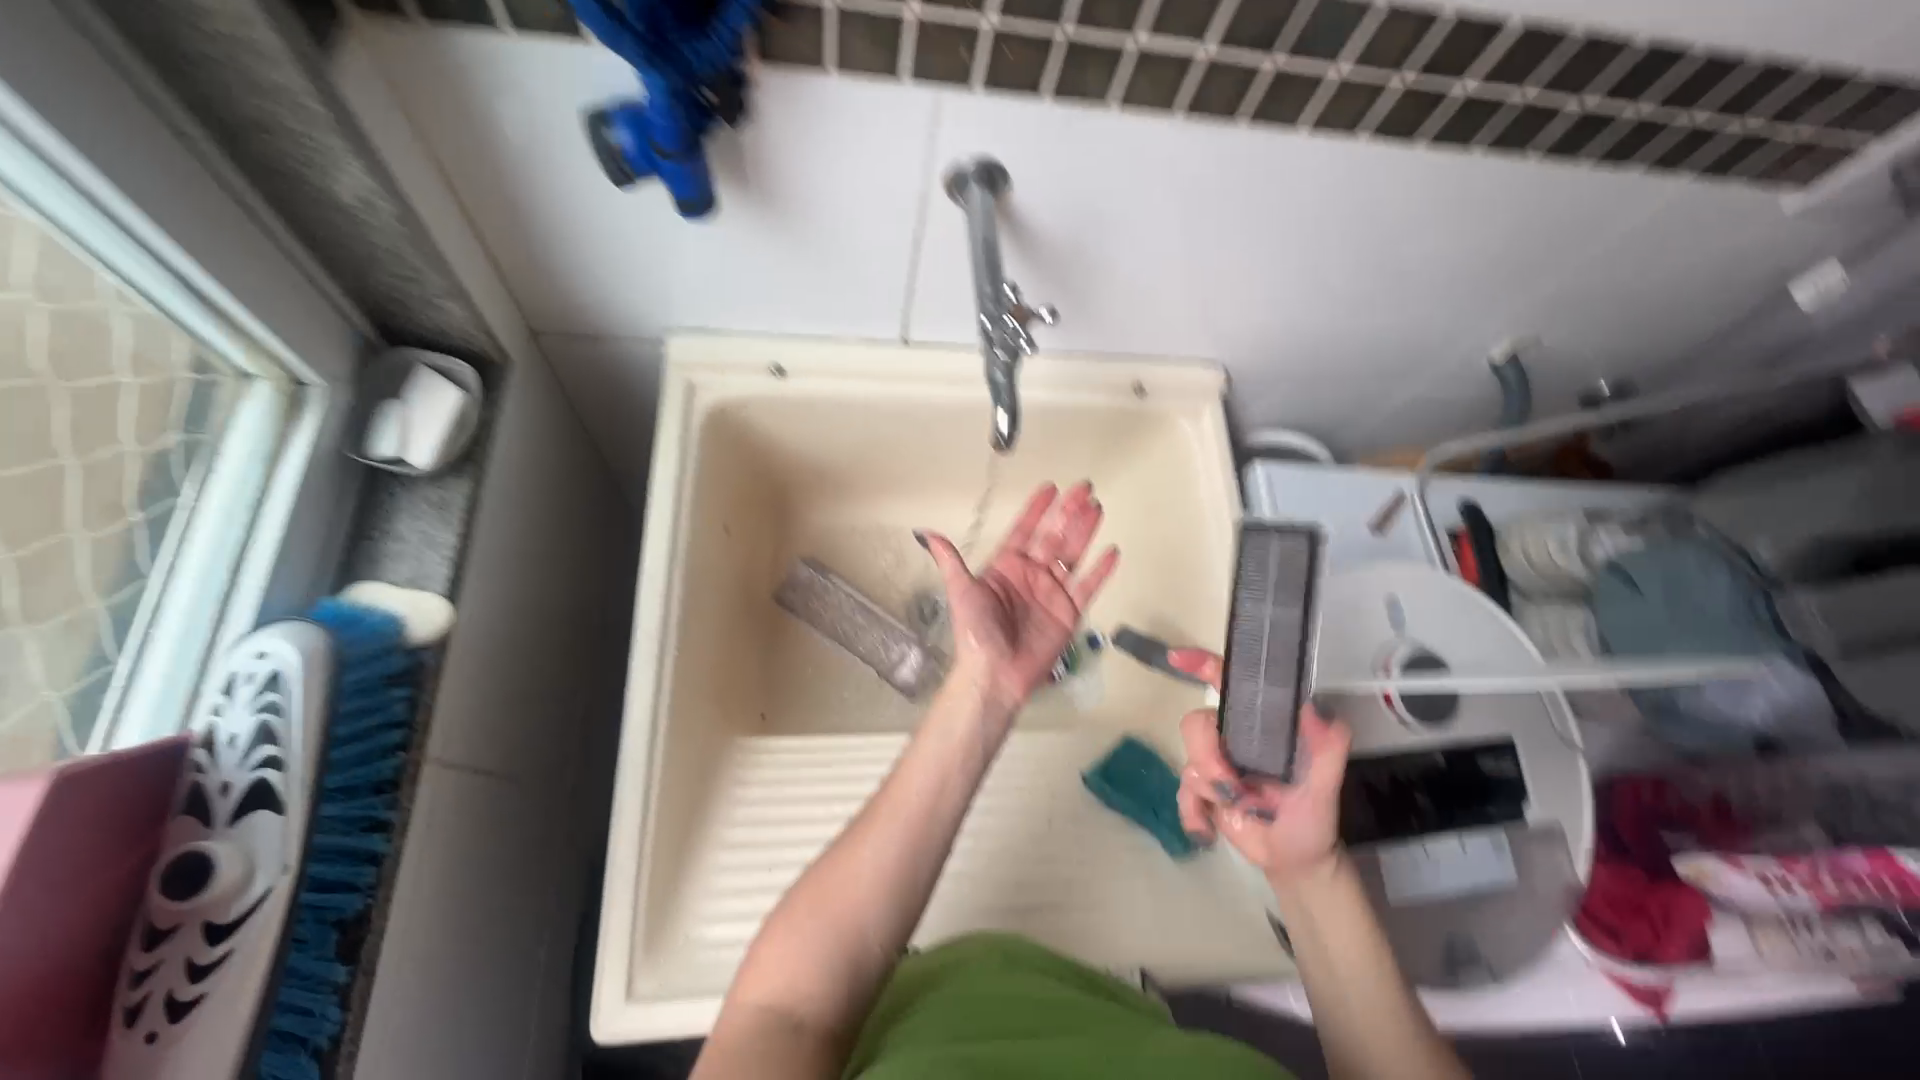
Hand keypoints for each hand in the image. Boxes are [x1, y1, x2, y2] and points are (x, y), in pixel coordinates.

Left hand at [918, 482, 1119, 715]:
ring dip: (1084, 532)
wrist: (994, 675)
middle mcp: (1030, 576)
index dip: (1037, 510)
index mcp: (1005, 568)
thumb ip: (951, 561)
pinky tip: (1112, 551)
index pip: (1024, 531)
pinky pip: (1087, 587)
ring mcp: (1051, 593)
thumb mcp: (960, 592)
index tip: (1050, 488)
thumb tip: (925, 532)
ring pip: (1072, 555)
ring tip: (1096, 508)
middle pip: (1053, 538)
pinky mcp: (1068, 613)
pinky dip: (1100, 571)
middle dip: (1068, 513)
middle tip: (1084, 488)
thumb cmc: (975, 634)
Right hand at [1167, 649, 1351, 890]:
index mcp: (1261, 728)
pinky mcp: (1203, 794)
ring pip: (1189, 761)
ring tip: (1238, 811)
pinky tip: (1208, 831)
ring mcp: (1215, 766)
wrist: (1296, 862)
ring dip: (1209, 790)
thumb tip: (1314, 710)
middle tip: (1232, 788)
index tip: (1179, 658)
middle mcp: (1234, 740)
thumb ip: (1327, 748)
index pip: (1228, 686)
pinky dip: (1193, 813)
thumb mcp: (1326, 786)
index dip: (1203, 665)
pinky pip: (1182, 794)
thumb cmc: (1313, 820)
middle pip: (1196, 724)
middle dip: (1208, 758)